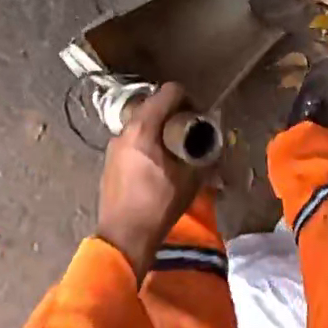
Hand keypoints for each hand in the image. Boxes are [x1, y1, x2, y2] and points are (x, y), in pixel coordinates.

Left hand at [95, 83, 203, 283]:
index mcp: (144, 128)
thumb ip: (206, 149)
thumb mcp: (193, 175)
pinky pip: (135, 137)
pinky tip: (160, 163)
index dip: (190, 98)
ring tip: (177, 149)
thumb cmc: (160, 204)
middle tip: (191, 131)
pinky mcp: (110, 160)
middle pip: (155, 104)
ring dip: (162, 127)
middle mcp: (125, 130)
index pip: (170, 91)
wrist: (124, 236)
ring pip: (144, 121)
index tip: (199, 116)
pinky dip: (150, 140)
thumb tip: (216, 134)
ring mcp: (114, 145)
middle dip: (176, 112)